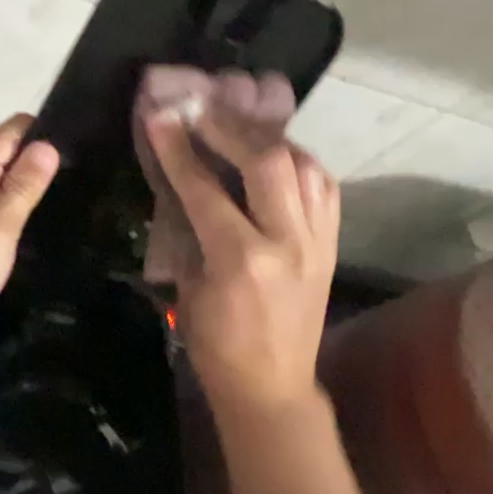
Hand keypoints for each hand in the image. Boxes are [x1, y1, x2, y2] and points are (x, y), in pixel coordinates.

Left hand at [0, 114, 59, 344]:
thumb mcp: (0, 227)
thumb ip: (23, 184)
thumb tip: (48, 144)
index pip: (12, 128)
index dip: (43, 134)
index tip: (76, 152)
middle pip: (0, 147)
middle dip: (32, 158)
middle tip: (72, 181)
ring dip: (17, 181)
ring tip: (53, 198)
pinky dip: (0, 198)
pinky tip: (18, 218)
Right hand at [141, 101, 339, 417]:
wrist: (271, 385)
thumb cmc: (216, 345)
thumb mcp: (189, 289)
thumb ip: (189, 234)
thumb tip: (179, 185)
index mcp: (241, 260)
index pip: (205, 188)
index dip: (178, 149)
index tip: (160, 117)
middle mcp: (288, 243)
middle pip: (267, 162)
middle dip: (228, 127)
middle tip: (200, 108)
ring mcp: (318, 242)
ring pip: (304, 166)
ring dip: (267, 139)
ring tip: (237, 127)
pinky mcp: (332, 245)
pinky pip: (323, 187)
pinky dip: (298, 164)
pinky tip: (275, 158)